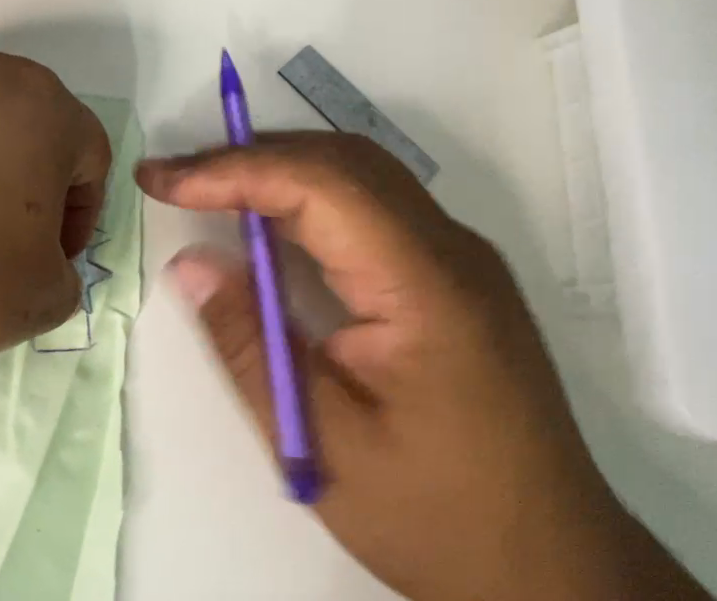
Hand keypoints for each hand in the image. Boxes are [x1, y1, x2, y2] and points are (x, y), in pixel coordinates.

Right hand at [137, 133, 710, 600]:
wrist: (557, 572)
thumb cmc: (436, 517)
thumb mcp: (321, 440)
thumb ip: (249, 343)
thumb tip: (190, 264)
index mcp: (424, 287)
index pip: (320, 185)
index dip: (232, 170)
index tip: (159, 182)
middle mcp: (452, 252)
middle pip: (341, 161)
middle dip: (247, 157)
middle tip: (171, 180)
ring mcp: (459, 261)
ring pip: (358, 174)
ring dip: (275, 169)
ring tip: (201, 190)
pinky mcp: (453, 278)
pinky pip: (371, 206)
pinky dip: (305, 196)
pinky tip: (265, 222)